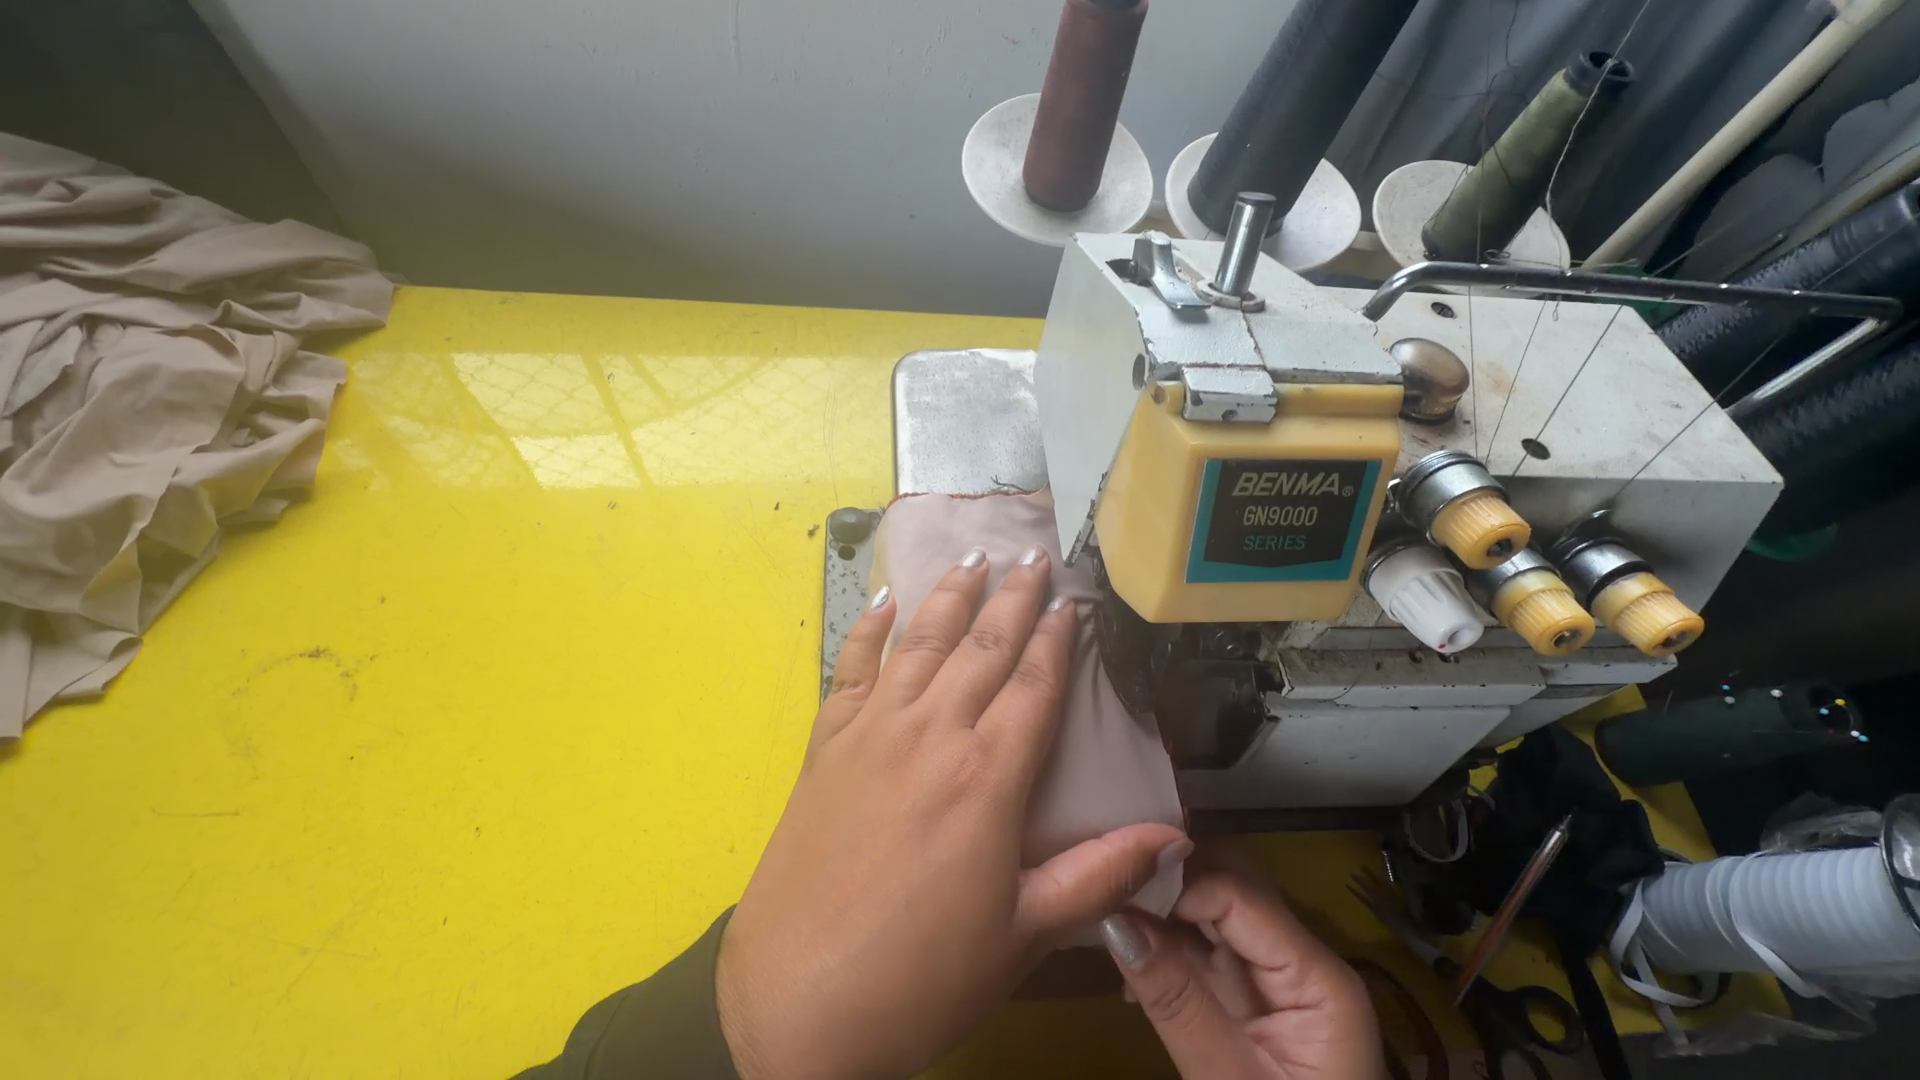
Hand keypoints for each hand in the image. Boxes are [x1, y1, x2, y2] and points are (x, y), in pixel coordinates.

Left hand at [716, 545, 1191, 1079]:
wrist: (797, 1002)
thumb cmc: (921, 978)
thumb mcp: (1024, 936)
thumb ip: (1098, 876)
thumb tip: (1172, 839)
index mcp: (988, 778)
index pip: (1035, 685)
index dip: (1059, 639)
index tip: (1073, 601)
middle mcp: (931, 736)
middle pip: (982, 648)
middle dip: (1013, 597)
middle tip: (1032, 555)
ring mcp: (871, 734)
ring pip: (920, 643)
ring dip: (950, 597)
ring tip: (973, 558)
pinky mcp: (824, 748)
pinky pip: (850, 670)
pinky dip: (868, 630)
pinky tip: (884, 601)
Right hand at [1102, 864, 1385, 1079]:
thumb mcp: (1229, 1079)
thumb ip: (1177, 1002)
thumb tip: (1114, 921)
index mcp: (1317, 975)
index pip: (1239, 894)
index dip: (1177, 885)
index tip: (1115, 892)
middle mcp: (1300, 956)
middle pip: (1232, 883)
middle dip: (1169, 879)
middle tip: (1109, 888)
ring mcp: (1273, 972)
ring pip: (1213, 905)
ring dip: (1161, 906)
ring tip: (1110, 913)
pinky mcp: (1248, 990)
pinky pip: (1203, 941)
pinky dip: (1164, 939)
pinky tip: (1130, 957)